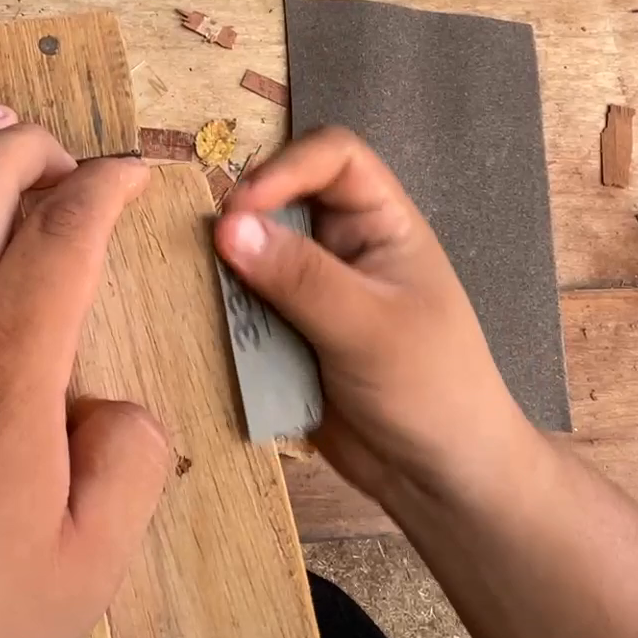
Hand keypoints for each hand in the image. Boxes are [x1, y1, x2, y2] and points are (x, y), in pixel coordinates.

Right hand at [213, 127, 539, 502]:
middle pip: (280, 197)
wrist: (438, 481)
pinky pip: (242, 301)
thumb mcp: (370, 328)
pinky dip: (221, 308)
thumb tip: (227, 227)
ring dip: (225, 266)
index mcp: (381, 223)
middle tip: (209, 250)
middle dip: (243, 216)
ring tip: (199, 288)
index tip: (241, 208)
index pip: (334, 157)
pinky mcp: (284, 329)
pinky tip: (205, 325)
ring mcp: (309, 288)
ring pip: (252, 250)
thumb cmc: (432, 390)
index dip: (286, 167)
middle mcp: (340, 244)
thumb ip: (301, 278)